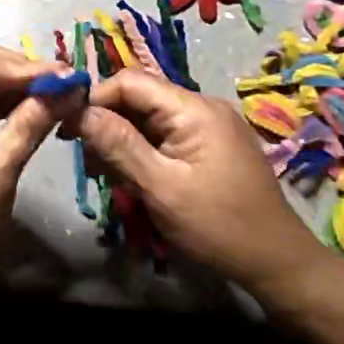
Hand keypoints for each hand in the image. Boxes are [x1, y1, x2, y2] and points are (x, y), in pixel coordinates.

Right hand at [74, 69, 329, 289]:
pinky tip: (132, 179)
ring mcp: (208, 127)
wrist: (274, 260)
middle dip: (106, 125)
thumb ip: (118, 145)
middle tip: (88, 163)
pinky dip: (141, 153)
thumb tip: (78, 111)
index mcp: (193, 109)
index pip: (130, 82)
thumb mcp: (160, 186)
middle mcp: (202, 107)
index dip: (95, 99)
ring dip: (121, 143)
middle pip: (138, 99)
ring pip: (147, 120)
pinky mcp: (208, 146)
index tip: (68, 130)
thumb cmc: (217, 225)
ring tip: (108, 176)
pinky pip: (164, 136)